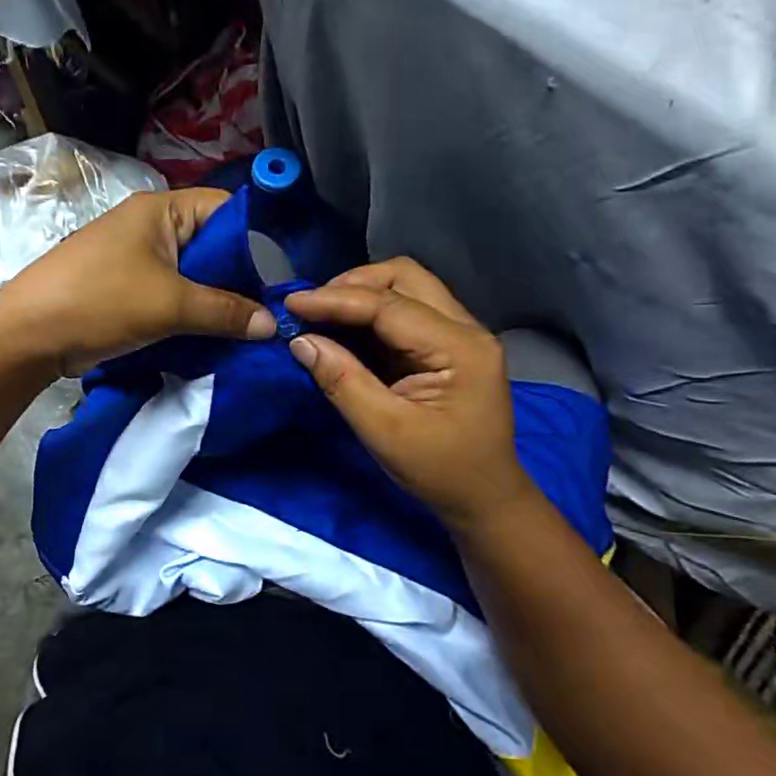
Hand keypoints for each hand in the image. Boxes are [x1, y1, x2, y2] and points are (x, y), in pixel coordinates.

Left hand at [0, 188, 276, 376]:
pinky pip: (169, 293)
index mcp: (160, 210)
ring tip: (247, 328)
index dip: (258, 239)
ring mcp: (134, 258)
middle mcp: (148, 226)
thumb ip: (224, 311)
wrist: (28, 335)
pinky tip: (212, 336)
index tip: (283, 276)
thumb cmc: (100, 303)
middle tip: (268, 310)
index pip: (226, 209)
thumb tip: (271, 323)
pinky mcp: (124, 288)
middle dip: (239, 277)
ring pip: (190, 273)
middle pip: (211, 244)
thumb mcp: (170, 305)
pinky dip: (189, 313)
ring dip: (214, 300)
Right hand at [284, 258, 531, 523]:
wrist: (483, 498)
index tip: (291, 303)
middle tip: (310, 308)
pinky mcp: (444, 346)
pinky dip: (367, 314)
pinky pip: (403, 312)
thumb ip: (342, 381)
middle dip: (352, 285)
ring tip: (319, 316)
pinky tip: (341, 330)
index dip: (335, 300)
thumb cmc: (440, 470)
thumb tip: (299, 342)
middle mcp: (464, 329)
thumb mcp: (385, 431)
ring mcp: (457, 335)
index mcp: (459, 348)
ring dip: (360, 295)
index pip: (389, 304)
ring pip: (405, 288)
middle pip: (404, 277)